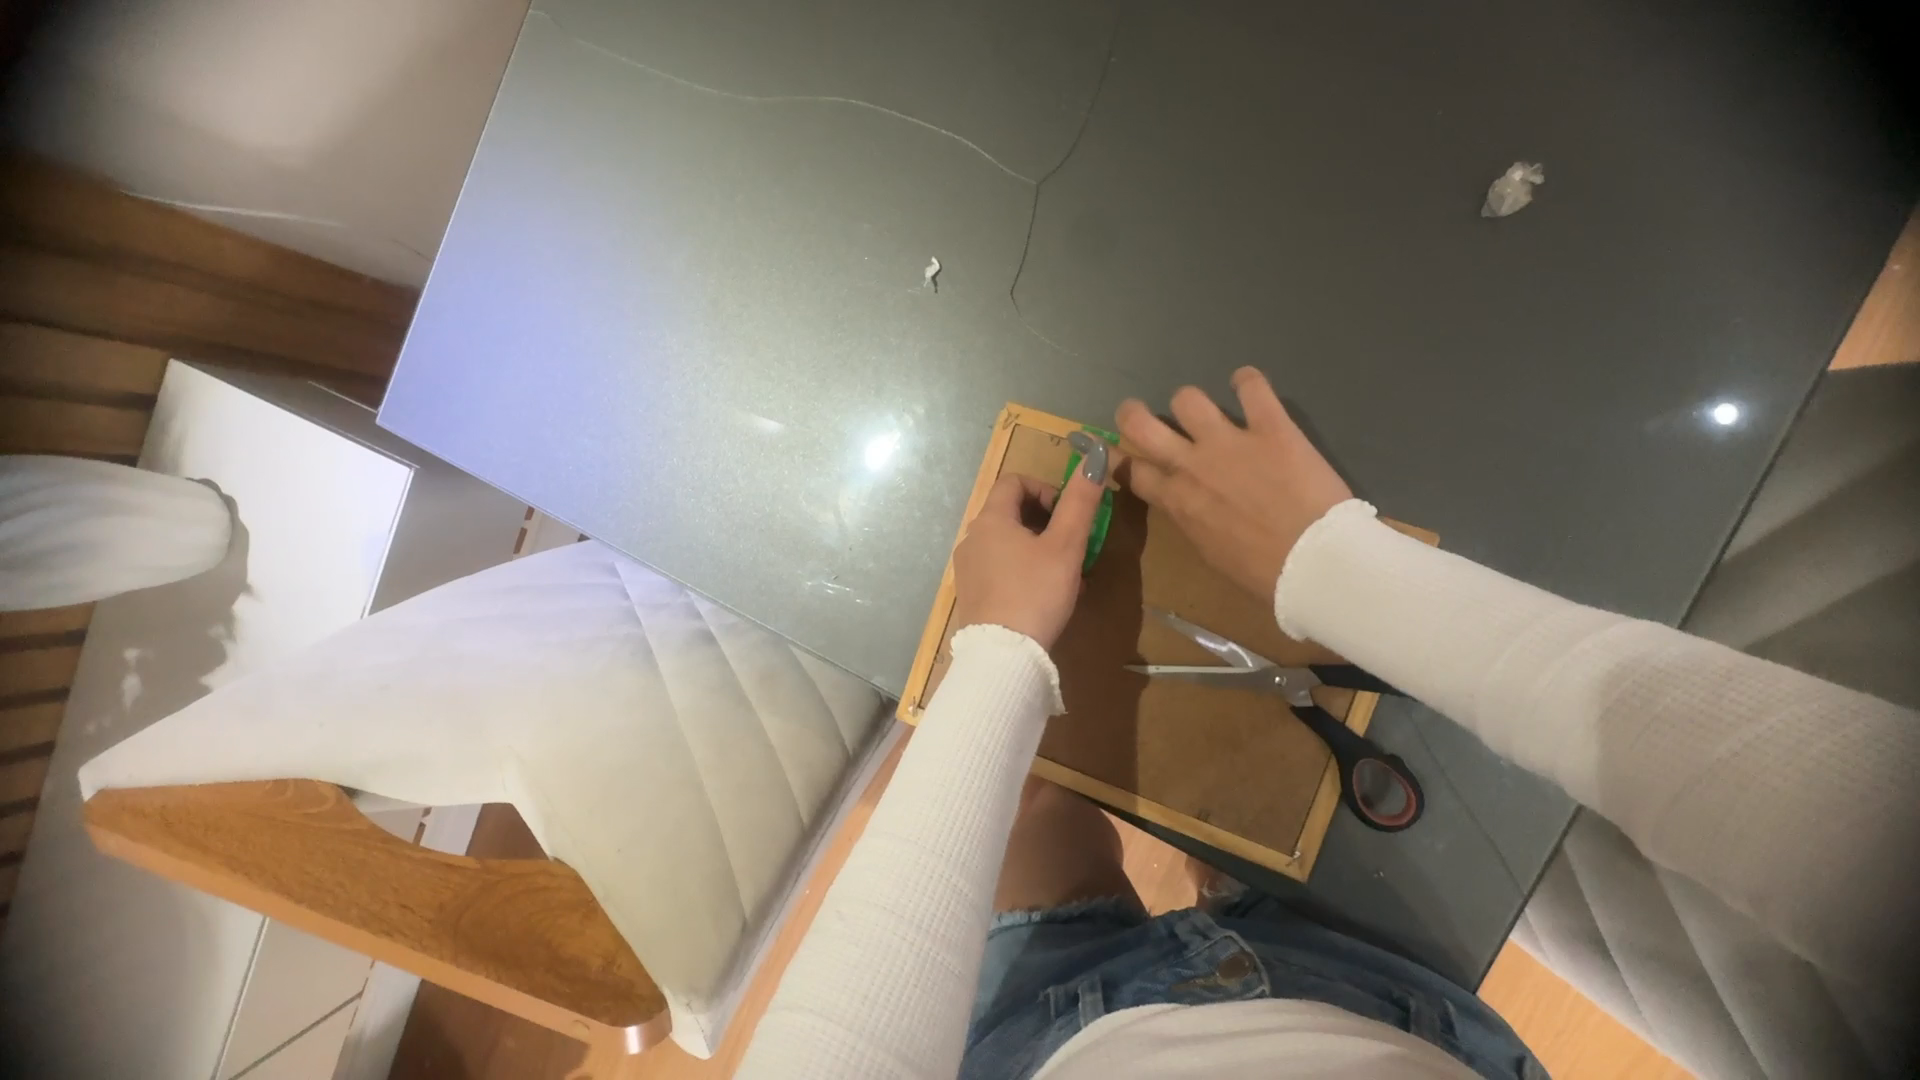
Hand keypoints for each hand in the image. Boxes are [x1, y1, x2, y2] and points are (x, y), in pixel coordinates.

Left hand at [950, 465, 1105, 648]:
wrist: (1003, 655)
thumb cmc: (1035, 593)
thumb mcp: (1066, 545)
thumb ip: (1080, 501)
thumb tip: (1094, 459)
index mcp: (989, 520)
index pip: (1014, 481)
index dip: (1045, 488)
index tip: (1067, 513)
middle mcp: (972, 539)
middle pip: (1010, 513)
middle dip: (1046, 522)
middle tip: (1072, 545)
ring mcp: (968, 569)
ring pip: (1008, 544)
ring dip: (1039, 549)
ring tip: (1066, 574)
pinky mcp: (971, 595)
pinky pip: (1000, 570)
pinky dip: (1024, 571)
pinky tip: (1047, 597)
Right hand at [1116, 367, 1352, 601]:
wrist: (1314, 562)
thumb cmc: (1263, 575)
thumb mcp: (1210, 554)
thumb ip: (1192, 520)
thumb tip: (1189, 506)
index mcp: (1176, 501)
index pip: (1129, 470)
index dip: (1113, 458)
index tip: (1106, 450)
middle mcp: (1191, 464)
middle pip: (1139, 423)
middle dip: (1131, 415)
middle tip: (1136, 414)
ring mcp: (1229, 441)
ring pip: (1187, 398)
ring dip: (1189, 402)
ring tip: (1204, 410)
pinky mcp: (1271, 426)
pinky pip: (1252, 387)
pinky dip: (1246, 382)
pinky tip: (1246, 384)